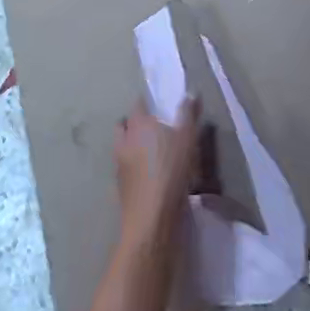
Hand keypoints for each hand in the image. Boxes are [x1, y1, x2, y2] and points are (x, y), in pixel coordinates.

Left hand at [114, 97, 199, 245]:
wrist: (152, 217)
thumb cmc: (172, 170)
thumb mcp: (188, 138)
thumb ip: (188, 113)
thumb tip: (190, 93)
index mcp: (138, 124)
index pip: (138, 103)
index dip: (147, 102)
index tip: (159, 105)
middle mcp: (124, 140)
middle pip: (124, 124)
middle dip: (135, 122)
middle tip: (154, 127)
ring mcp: (119, 164)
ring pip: (122, 145)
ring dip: (132, 144)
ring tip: (151, 151)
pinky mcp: (120, 185)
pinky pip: (125, 166)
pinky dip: (133, 165)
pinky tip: (148, 173)